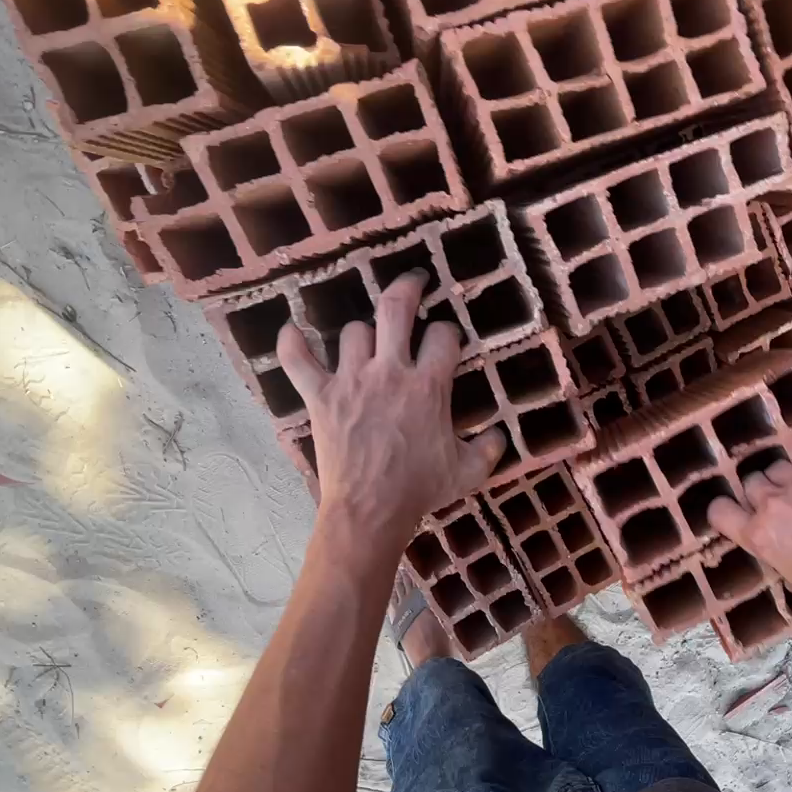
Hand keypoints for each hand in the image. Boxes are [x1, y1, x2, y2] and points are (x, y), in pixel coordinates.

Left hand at [278, 269, 504, 541]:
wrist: (371, 510)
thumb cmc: (422, 489)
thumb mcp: (469, 472)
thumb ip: (490, 448)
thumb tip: (498, 435)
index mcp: (429, 386)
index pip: (444, 336)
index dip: (449, 334)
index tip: (448, 341)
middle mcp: (390, 372)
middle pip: (396, 309)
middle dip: (408, 287)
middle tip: (415, 282)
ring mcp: (351, 381)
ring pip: (354, 331)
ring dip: (364, 333)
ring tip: (370, 342)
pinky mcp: (320, 397)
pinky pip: (297, 360)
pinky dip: (292, 343)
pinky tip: (293, 330)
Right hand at [707, 450, 791, 616]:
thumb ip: (775, 553)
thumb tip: (775, 540)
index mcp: (760, 537)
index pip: (720, 511)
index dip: (724, 512)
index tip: (734, 513)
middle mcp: (776, 504)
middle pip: (751, 482)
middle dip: (761, 493)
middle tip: (782, 507)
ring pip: (780, 466)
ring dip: (788, 478)